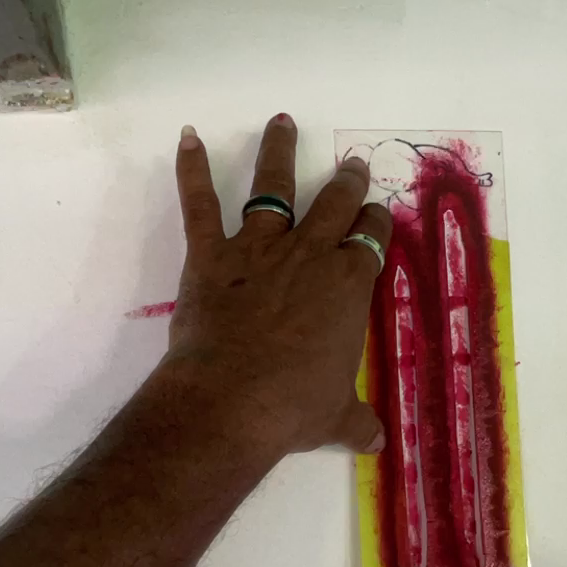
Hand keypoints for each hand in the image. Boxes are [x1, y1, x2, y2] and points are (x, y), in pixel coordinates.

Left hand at [165, 114, 392, 457]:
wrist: (231, 402)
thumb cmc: (295, 407)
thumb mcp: (337, 419)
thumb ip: (359, 424)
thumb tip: (378, 443)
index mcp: (349, 286)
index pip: (371, 239)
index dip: (377, 224)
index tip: (377, 216)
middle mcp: (310, 254)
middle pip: (335, 203)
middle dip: (347, 182)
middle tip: (352, 165)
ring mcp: (259, 249)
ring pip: (272, 188)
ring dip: (280, 153)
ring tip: (283, 122)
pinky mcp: (211, 256)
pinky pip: (200, 204)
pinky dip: (192, 169)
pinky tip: (187, 139)